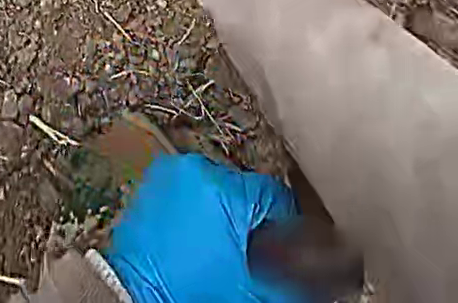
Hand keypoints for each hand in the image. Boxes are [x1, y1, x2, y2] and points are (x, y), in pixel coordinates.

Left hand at [103, 154, 306, 302]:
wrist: (135, 296)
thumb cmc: (192, 292)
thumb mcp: (252, 290)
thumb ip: (293, 280)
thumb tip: (322, 274)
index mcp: (224, 188)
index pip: (275, 194)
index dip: (287, 224)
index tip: (287, 248)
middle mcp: (197, 167)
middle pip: (246, 189)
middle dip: (253, 220)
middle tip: (252, 255)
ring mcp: (172, 169)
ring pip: (218, 186)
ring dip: (226, 211)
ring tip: (222, 248)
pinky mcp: (155, 178)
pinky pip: (190, 185)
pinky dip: (199, 205)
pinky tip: (199, 238)